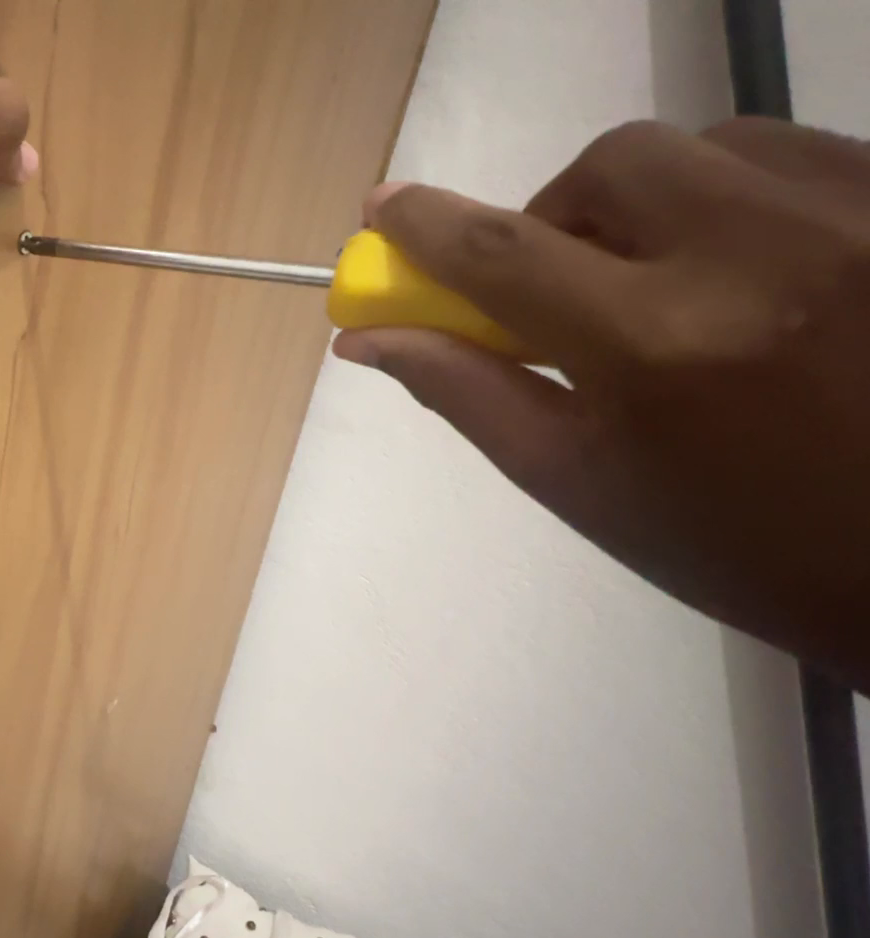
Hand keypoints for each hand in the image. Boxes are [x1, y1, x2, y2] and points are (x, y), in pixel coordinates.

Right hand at [332, 118, 869, 688]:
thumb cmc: (723, 538)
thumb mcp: (569, 476)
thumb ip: (464, 390)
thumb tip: (368, 339)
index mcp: (654, 343)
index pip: (505, 253)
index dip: (428, 225)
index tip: (382, 207)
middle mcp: (764, 255)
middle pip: (612, 166)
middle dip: (554, 213)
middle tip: (553, 284)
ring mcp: (863, 218)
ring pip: (710, 147)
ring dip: (646, 204)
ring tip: (656, 282)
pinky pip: (794, 159)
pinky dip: (732, 199)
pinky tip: (739, 272)